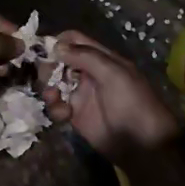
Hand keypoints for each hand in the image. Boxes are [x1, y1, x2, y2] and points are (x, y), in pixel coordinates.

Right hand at [45, 31, 182, 162]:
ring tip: (52, 96)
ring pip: (56, 84)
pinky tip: (64, 114)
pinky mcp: (76, 116)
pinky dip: (56, 108)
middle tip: (45, 75)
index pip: (76, 41)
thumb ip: (86, 56)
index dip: (58, 41)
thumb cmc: (132, 103)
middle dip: (49, 66)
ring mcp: (82, 95)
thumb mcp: (114, 74)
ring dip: (49, 88)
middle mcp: (90, 73)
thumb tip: (56, 45)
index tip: (42, 48)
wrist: (142, 144)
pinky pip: (58, 106)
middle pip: (61, 61)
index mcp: (102, 59)